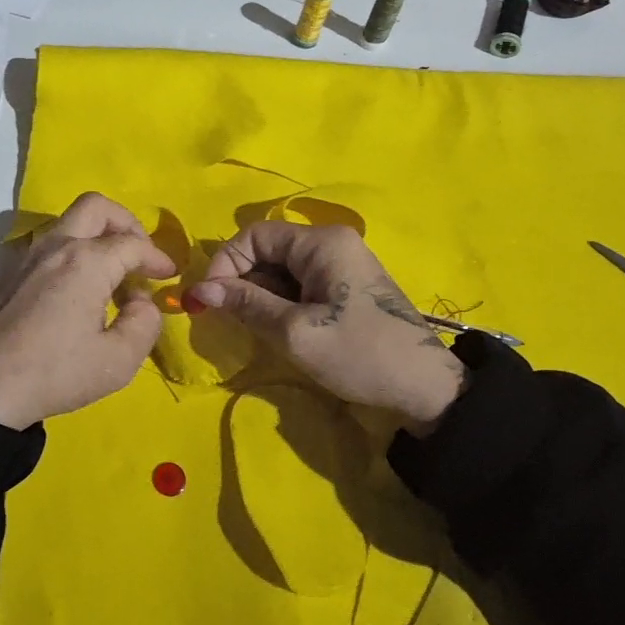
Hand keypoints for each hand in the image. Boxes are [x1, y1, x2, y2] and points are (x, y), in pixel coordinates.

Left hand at [0, 193, 175, 430]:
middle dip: (126, 223)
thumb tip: (142, 301)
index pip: (132, 243)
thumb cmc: (54, 373)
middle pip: (96, 207)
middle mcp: (56, 245)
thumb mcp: (117, 361)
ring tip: (112, 274)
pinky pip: (51, 244)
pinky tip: (80, 287)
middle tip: (140, 253)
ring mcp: (28, 255)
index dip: (157, 256)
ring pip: (69, 222)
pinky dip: (74, 250)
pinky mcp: (10, 271)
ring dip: (98, 236)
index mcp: (86, 261)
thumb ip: (144, 324)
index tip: (169, 275)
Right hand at [184, 223, 466, 435]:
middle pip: (267, 250)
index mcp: (321, 243)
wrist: (426, 389)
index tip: (210, 299)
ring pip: (280, 269)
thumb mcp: (295, 333)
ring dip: (259, 295)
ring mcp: (340, 264)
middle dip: (241, 281)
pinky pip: (298, 284)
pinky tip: (275, 328)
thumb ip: (246, 304)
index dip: (226, 263)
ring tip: (250, 326)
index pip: (255, 235)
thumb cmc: (359, 354)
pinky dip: (279, 302)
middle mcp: (330, 243)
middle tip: (226, 317)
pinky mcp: (344, 287)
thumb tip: (198, 289)